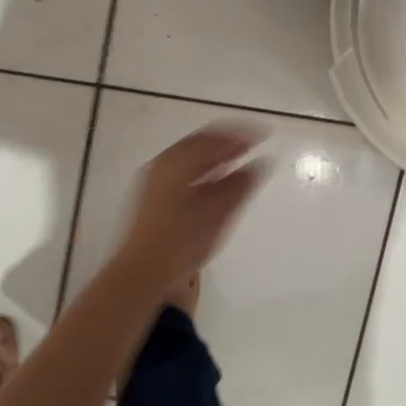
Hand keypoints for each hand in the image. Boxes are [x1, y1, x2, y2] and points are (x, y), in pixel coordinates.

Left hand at [110, 127, 264, 294]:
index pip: (212, 138)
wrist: (142, 271)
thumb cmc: (181, 242)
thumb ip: (240, 186)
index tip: (262, 134)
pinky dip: (201, 169)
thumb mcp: (217, 214)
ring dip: (213, 156)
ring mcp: (153, 180)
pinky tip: (214, 182)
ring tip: (237, 161)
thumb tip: (260, 164)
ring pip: (188, 158)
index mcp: (176, 163)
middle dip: (226, 143)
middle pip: (198, 144)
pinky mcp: (151, 196)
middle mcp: (162, 165)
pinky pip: (180, 171)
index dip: (239, 135)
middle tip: (251, 145)